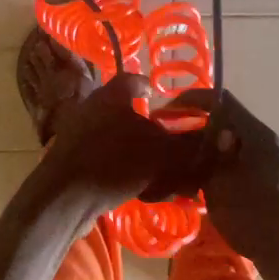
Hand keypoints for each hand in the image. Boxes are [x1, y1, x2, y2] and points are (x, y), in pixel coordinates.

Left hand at [30, 74, 200, 217]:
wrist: (64, 198)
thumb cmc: (113, 163)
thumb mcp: (160, 154)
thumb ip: (189, 148)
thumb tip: (214, 144)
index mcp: (112, 95)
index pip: (133, 80)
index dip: (149, 87)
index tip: (164, 99)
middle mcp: (92, 108)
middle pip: (125, 111)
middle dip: (148, 126)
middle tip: (168, 141)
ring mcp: (78, 134)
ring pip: (116, 137)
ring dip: (136, 149)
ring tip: (158, 169)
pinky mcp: (72, 160)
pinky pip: (105, 157)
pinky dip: (122, 167)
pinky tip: (137, 186)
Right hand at [167, 90, 278, 279]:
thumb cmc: (257, 217)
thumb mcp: (221, 186)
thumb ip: (209, 158)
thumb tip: (204, 139)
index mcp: (257, 135)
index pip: (222, 101)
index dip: (193, 99)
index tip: (169, 111)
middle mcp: (269, 142)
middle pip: (230, 124)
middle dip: (199, 131)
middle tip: (173, 145)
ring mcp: (276, 164)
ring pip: (237, 147)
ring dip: (211, 153)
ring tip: (187, 170)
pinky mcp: (278, 184)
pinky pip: (246, 166)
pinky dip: (225, 170)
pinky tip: (209, 190)